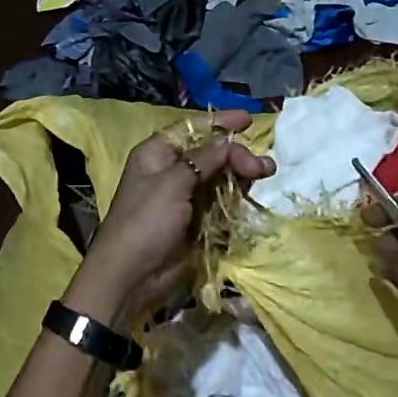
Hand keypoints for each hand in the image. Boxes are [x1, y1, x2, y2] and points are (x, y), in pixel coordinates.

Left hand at [66, 111, 274, 328]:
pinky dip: (237, 196)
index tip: (248, 119)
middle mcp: (171, 170)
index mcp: (157, 153)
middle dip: (237, 153)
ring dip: (242, 174)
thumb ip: (204, 159)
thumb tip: (230, 143)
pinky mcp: (196, 219)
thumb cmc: (145, 221)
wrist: (131, 277)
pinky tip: (251, 195)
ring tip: (266, 173)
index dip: (220, 122)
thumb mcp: (172, 183)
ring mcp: (185, 196)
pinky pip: (221, 200)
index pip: (192, 128)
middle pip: (211, 152)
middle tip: (261, 165)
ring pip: (220, 176)